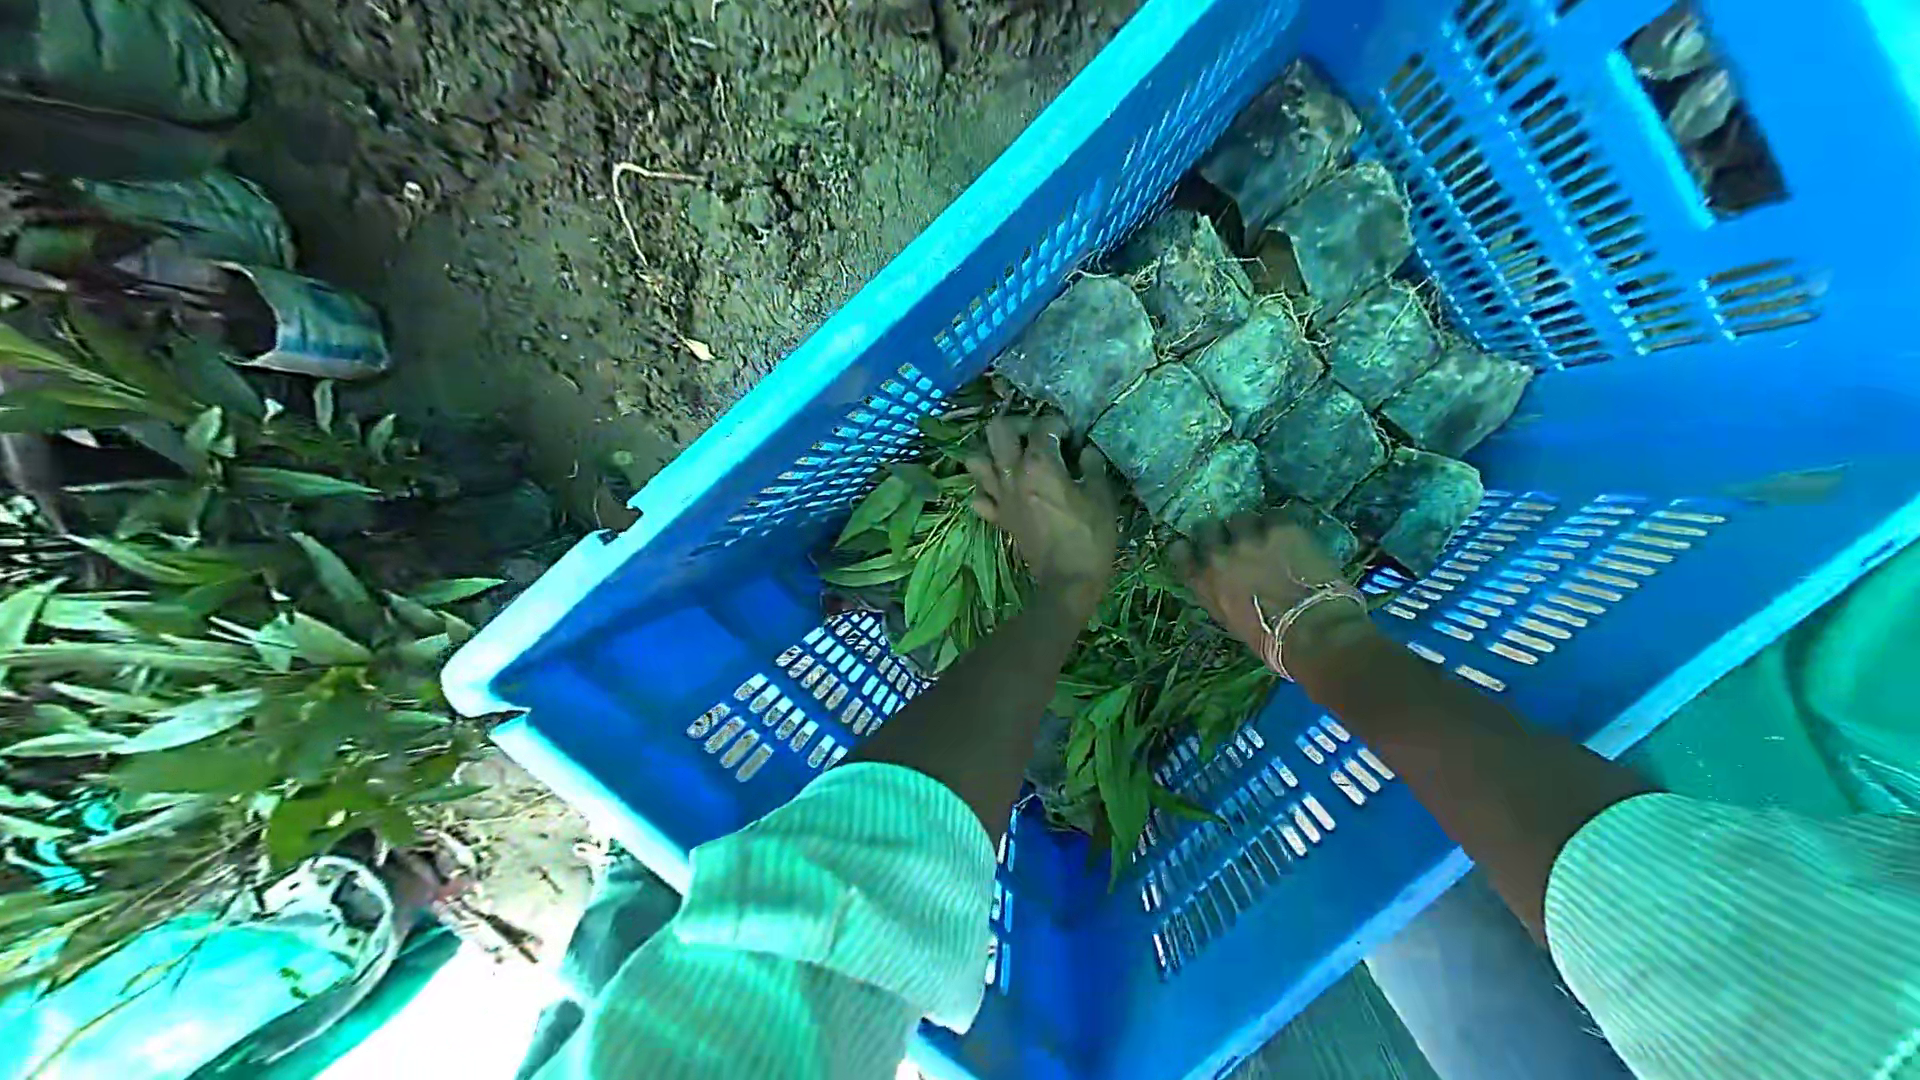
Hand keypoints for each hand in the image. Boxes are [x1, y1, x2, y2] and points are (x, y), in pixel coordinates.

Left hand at [966, 414, 1117, 616]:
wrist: (1069, 579)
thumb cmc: (1090, 536)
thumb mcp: (1102, 496)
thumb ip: (1092, 466)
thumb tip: (1084, 451)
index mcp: (1039, 463)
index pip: (1042, 425)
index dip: (1059, 423)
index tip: (1071, 435)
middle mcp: (1012, 474)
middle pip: (997, 430)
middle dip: (1017, 425)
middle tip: (1036, 437)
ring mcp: (1000, 497)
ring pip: (976, 461)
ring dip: (992, 455)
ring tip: (1013, 460)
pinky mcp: (997, 518)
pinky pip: (979, 497)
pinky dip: (987, 491)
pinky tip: (1004, 492)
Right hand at [1170, 511, 1374, 671]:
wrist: (1312, 630)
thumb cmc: (1269, 638)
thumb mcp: (1229, 619)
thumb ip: (1218, 593)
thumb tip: (1224, 583)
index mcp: (1203, 581)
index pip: (1180, 551)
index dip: (1190, 548)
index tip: (1199, 549)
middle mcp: (1219, 555)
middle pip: (1208, 528)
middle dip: (1219, 532)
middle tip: (1234, 540)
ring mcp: (1249, 538)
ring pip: (1240, 518)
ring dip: (1249, 526)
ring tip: (1263, 534)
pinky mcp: (1281, 528)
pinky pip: (1273, 515)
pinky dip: (1277, 523)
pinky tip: (1287, 534)